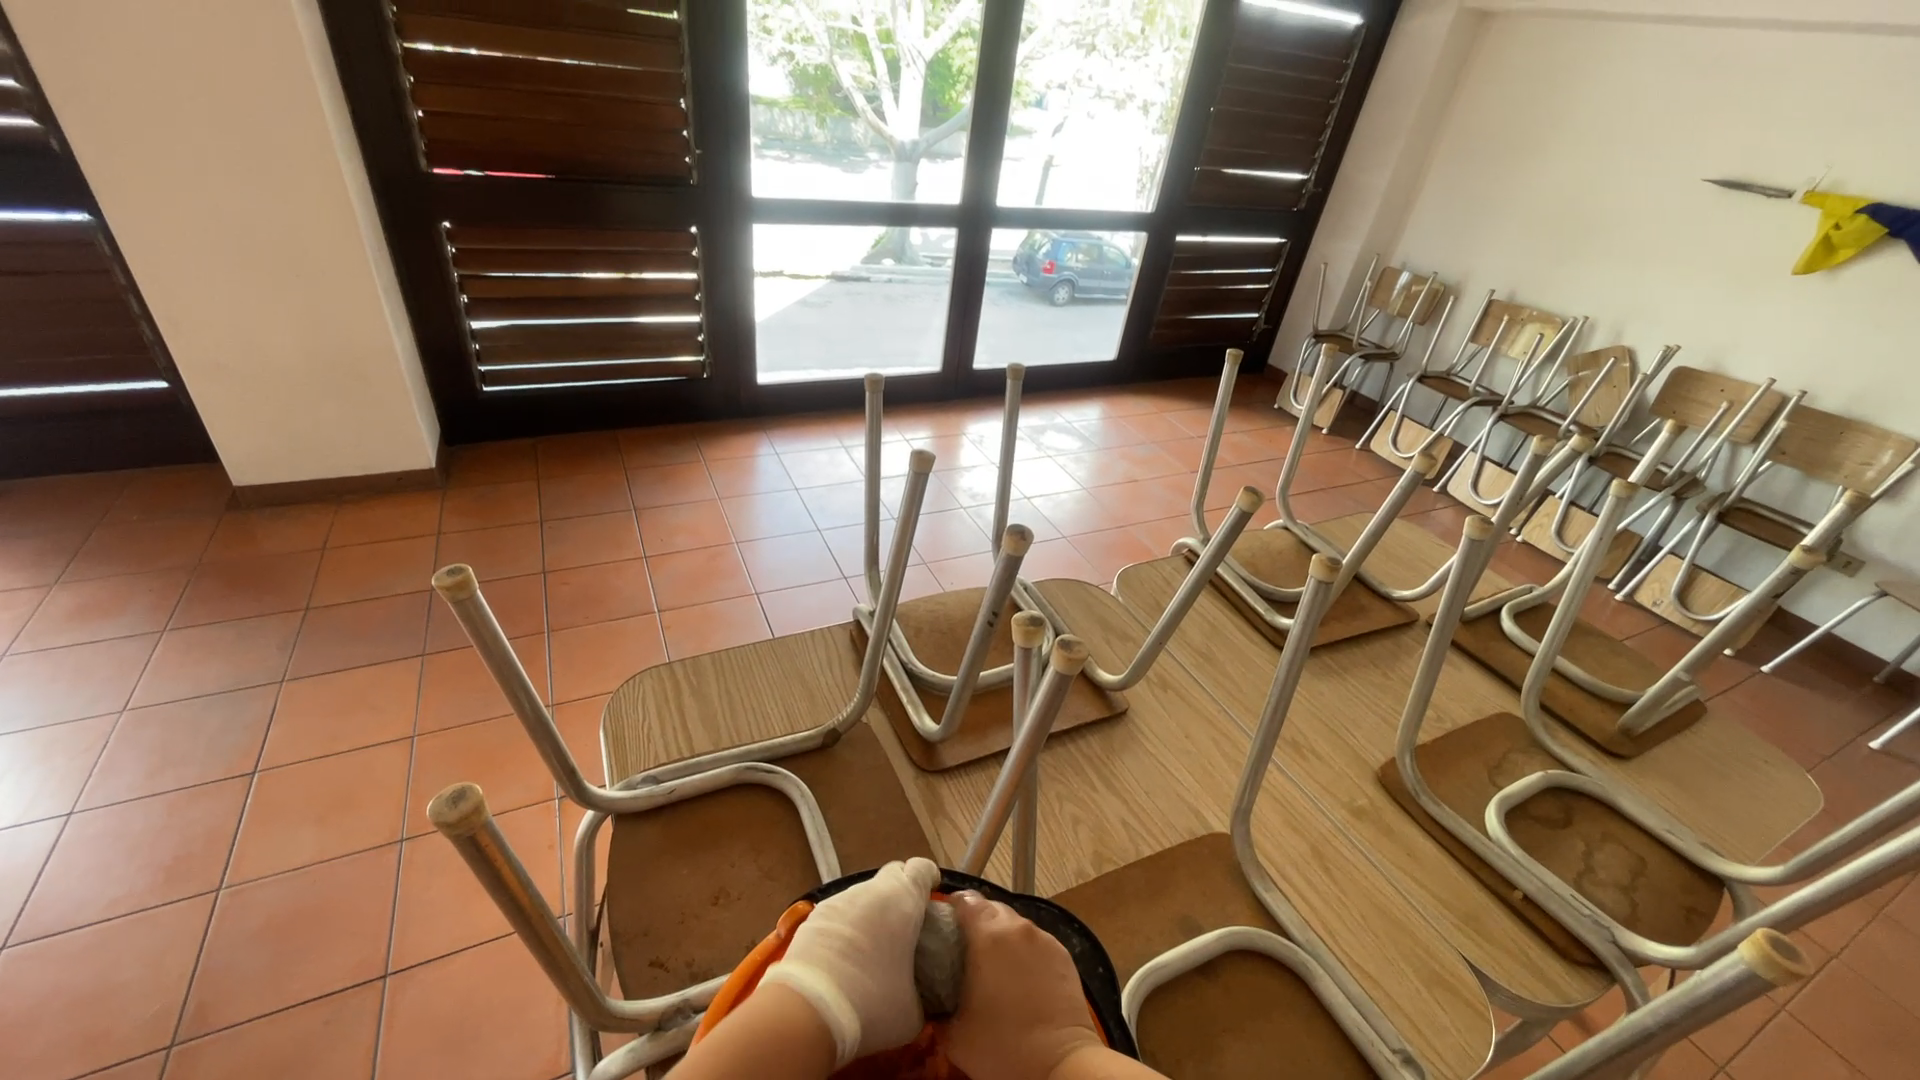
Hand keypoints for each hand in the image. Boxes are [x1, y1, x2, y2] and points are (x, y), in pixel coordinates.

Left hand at [760, 858, 940, 1065]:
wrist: (808, 1011)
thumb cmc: (873, 1004)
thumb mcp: (913, 1011)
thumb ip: (922, 993)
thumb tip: (920, 1000)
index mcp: (904, 900)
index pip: (923, 869)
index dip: (929, 879)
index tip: (932, 896)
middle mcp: (871, 890)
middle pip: (892, 875)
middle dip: (901, 893)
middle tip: (905, 925)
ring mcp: (838, 901)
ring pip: (862, 897)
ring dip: (870, 914)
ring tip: (869, 952)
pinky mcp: (812, 919)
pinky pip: (838, 916)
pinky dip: (845, 930)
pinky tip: (842, 962)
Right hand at [943, 891, 1103, 1079]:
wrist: (1060, 1065)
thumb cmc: (1002, 1045)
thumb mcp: (955, 1035)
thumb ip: (938, 1010)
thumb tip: (933, 1002)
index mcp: (988, 935)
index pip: (966, 900)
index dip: (953, 906)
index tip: (945, 922)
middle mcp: (1018, 928)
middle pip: (992, 908)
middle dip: (978, 920)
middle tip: (966, 947)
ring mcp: (1044, 939)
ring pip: (1017, 926)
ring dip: (1003, 937)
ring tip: (995, 965)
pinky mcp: (1064, 955)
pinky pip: (1037, 943)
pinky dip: (1025, 952)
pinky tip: (1022, 977)